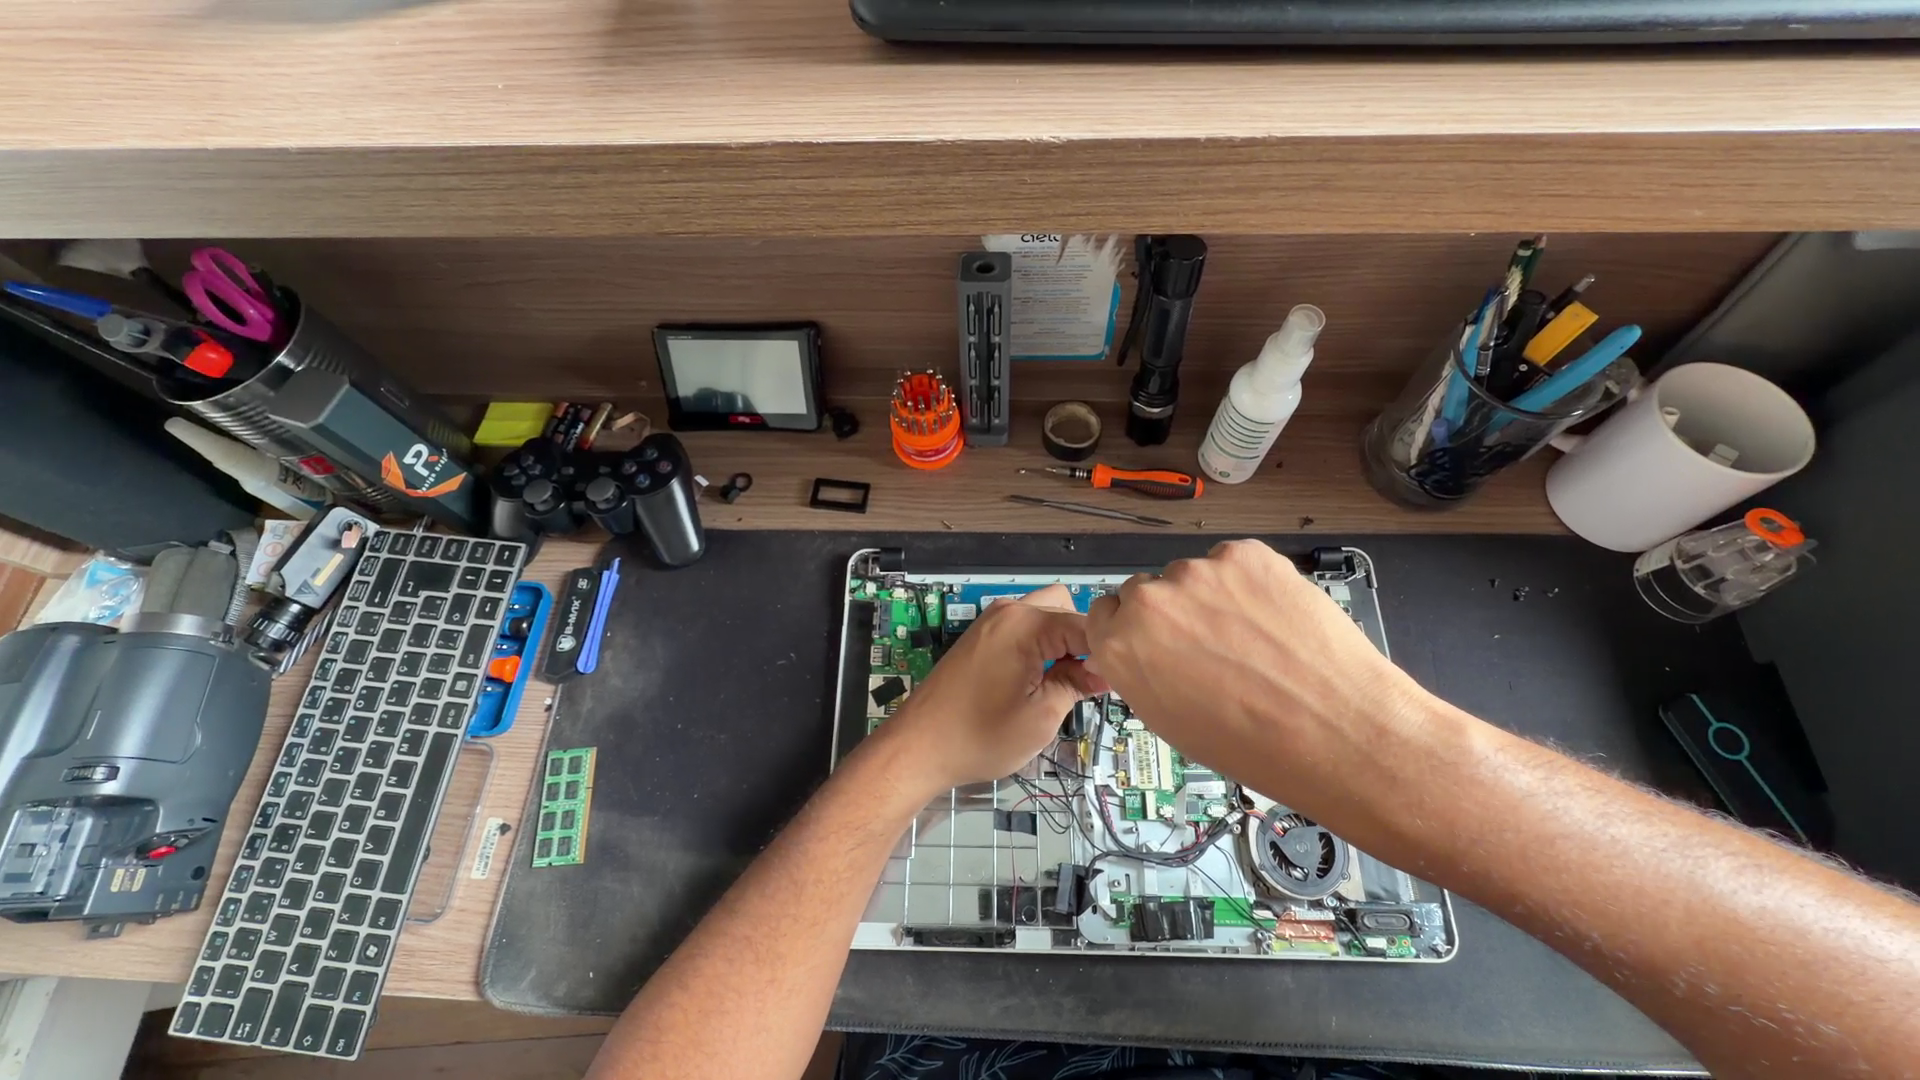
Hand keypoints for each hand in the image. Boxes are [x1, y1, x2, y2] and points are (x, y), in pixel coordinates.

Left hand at [874, 584, 1107, 794]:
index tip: (1117, 682)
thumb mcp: (1040, 717)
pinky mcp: (982, 638)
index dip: (1106, 652)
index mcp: (1025, 624)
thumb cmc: (979, 736)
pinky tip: (1044, 679)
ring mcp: (992, 622)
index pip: (1085, 624)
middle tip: (1091, 682)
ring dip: (1062, 641)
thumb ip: (1076, 684)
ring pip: (1045, 615)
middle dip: (1084, 640)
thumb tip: (1105, 672)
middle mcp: (1009, 612)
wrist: (918, 747)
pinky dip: (1042, 645)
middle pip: (1066, 608)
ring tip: (1069, 682)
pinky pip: (1024, 628)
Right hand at [1083, 540, 1434, 813]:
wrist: (1334, 731)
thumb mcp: (1167, 719)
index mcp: (1120, 645)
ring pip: (1193, 575)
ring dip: (1212, 597)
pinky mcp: (1246, 556)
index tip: (1153, 639)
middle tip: (1209, 644)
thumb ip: (1139, 669)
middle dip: (1170, 613)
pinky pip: (1234, 562)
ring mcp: (1199, 572)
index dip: (1131, 628)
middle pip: (1146, 591)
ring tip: (1252, 637)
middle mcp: (1149, 602)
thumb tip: (1144, 648)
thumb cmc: (1253, 742)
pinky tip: (1272, 620)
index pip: (1104, 612)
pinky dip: (1249, 584)